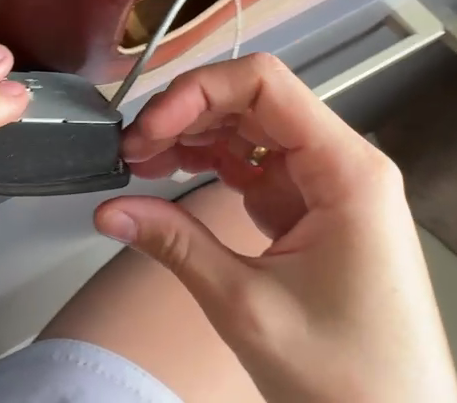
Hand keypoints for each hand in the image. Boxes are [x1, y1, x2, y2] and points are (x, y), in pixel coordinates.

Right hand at [95, 53, 456, 402]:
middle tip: (131, 147)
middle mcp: (343, 165)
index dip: (197, 92)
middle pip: (251, 101)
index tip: (150, 127)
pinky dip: (208, 164)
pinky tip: (169, 176)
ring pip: (248, 130)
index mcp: (348, 171)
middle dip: (185, 115)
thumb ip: (174, 243)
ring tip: (139, 161)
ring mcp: (327, 188)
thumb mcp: (247, 306)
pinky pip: (253, 165)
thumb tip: (107, 210)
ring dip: (191, 137)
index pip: (263, 84)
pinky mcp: (312, 212)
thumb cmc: (350, 382)